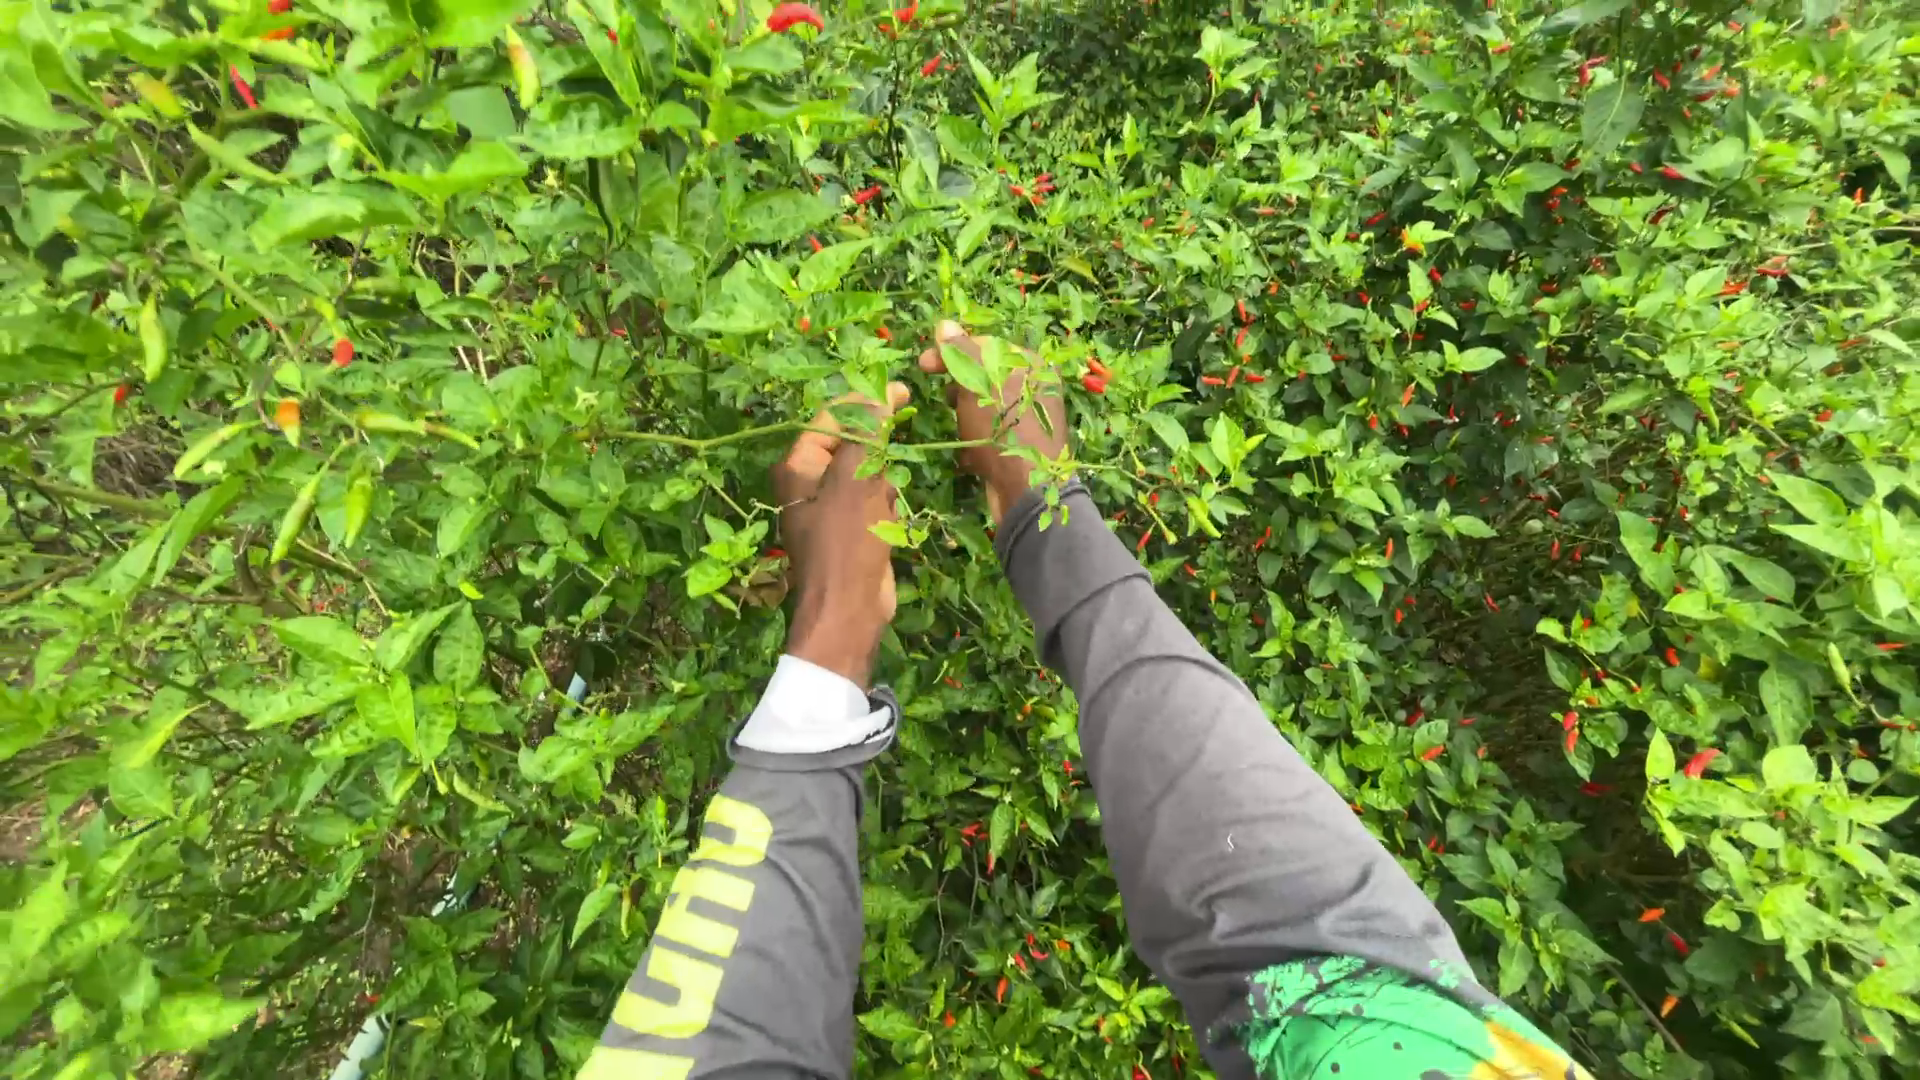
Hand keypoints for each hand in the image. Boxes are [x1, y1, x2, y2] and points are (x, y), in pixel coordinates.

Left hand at [771, 382, 910, 688]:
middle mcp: (808, 483)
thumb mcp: (857, 482)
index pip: (833, 419)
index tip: (902, 390)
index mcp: (798, 467)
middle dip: (877, 457)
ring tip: (882, 512)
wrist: (850, 611)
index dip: (866, 402)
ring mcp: (830, 508)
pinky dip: (886, 510)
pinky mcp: (851, 529)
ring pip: (869, 475)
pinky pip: (875, 503)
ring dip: (884, 487)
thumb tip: (880, 394)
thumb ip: (867, 435)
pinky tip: (887, 530)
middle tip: (888, 470)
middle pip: (854, 447)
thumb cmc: (847, 543)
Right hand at [916, 319, 1068, 525]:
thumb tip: (945, 324)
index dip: (952, 351)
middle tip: (939, 395)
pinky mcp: (1021, 448)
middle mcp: (1035, 389)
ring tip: (956, 423)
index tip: (923, 363)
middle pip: (987, 376)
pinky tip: (968, 452)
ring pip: (987, 407)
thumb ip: (962, 352)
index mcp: (1031, 366)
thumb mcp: (978, 383)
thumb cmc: (1004, 429)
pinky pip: (992, 434)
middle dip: (959, 384)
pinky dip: (976, 439)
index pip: (986, 346)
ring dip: (966, 413)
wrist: (1028, 491)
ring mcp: (1030, 420)